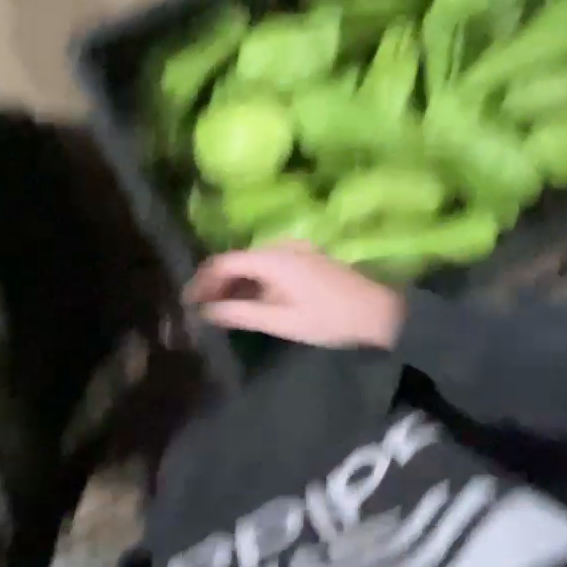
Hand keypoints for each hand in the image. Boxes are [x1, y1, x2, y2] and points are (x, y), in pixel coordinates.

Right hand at [185, 242, 404, 348]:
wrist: (380, 313)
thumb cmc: (330, 319)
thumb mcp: (282, 321)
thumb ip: (241, 314)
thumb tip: (205, 312)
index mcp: (272, 257)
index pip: (223, 262)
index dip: (201, 281)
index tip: (186, 303)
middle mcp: (281, 246)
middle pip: (237, 260)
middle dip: (215, 283)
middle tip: (200, 310)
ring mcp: (296, 250)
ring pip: (252, 263)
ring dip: (234, 284)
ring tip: (220, 310)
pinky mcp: (306, 259)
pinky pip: (268, 266)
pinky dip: (253, 282)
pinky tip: (249, 302)